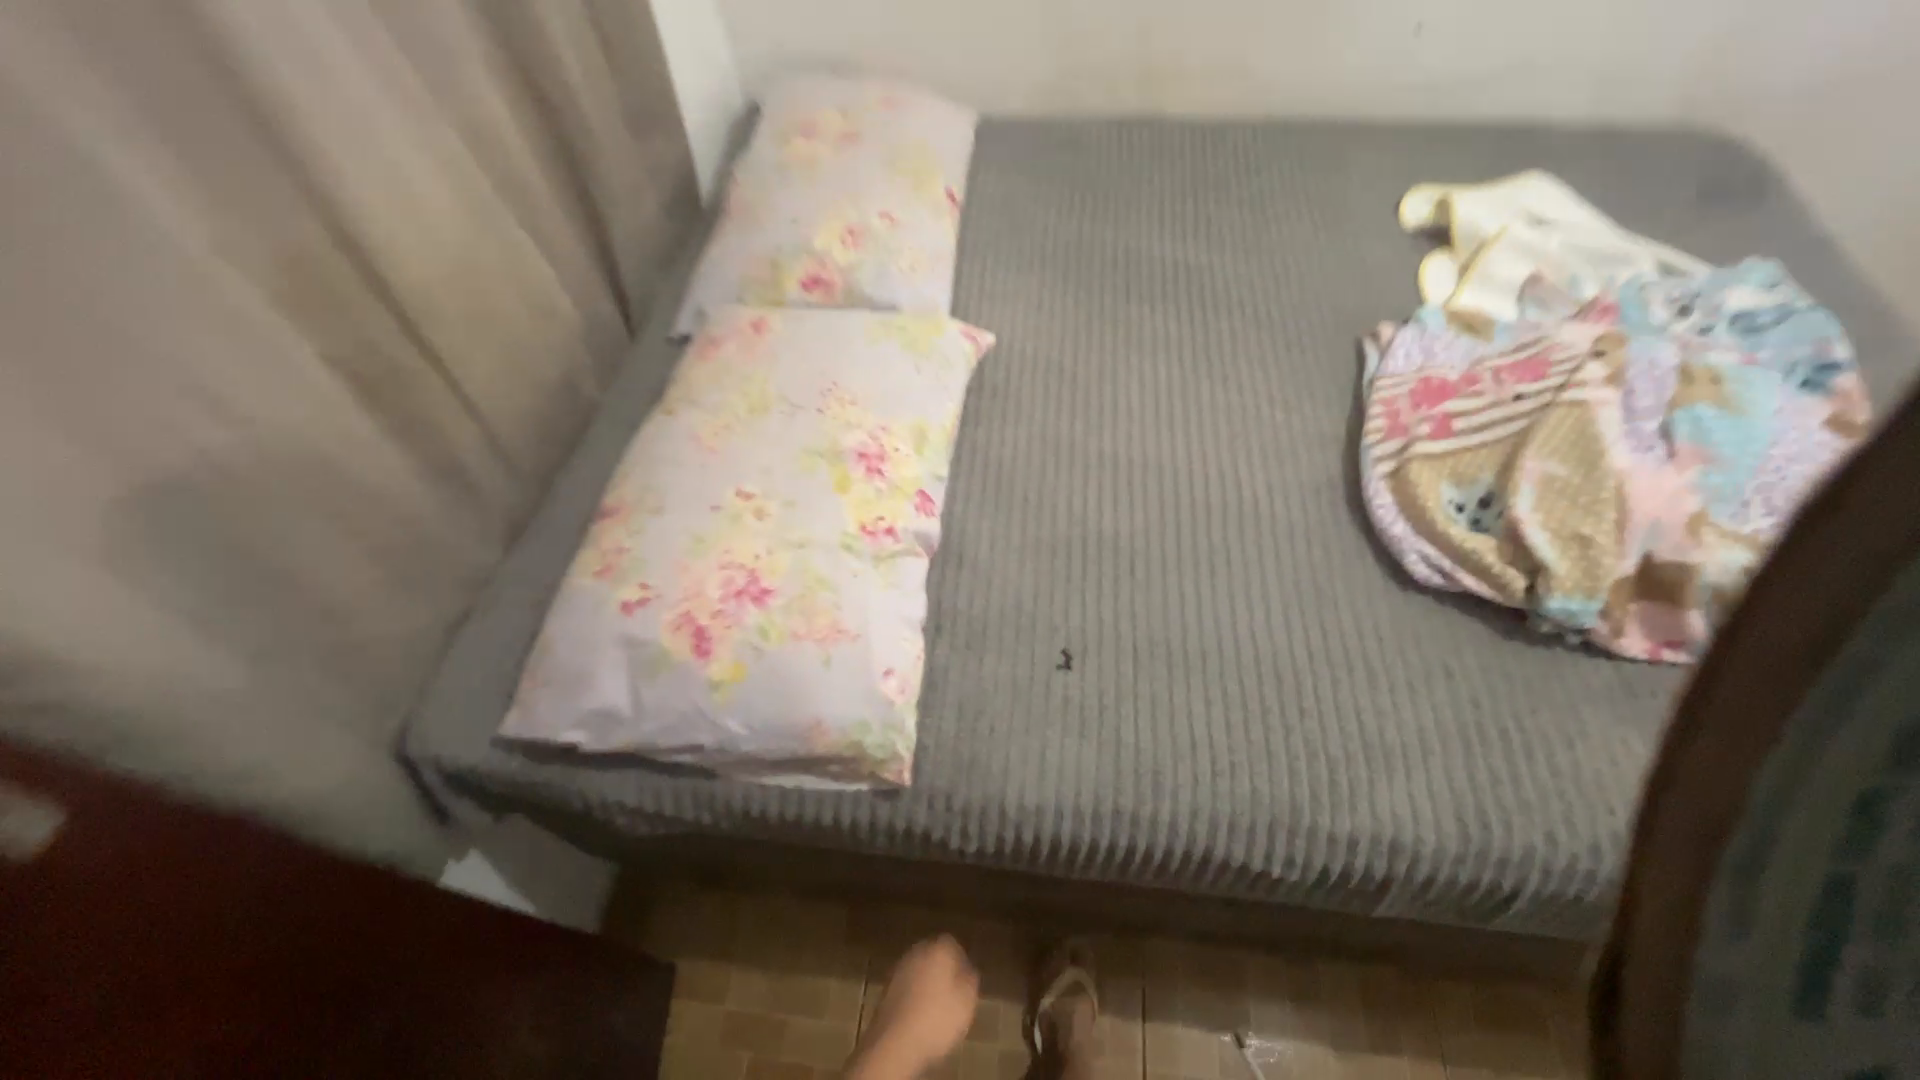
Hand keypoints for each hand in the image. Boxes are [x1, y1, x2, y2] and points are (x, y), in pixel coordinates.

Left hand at [846, 935, 979, 1078]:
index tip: (966, 981)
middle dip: (942, 970)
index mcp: (938, 949)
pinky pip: (906, 988)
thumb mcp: (967, 1002)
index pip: (952, 944)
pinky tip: (918, 1017)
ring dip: (926, 984)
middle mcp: (916, 952)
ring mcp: (897, 970)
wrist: (895, 1044)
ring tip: (936, 1009)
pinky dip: (913, 997)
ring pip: (918, 971)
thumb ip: (970, 980)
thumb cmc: (938, 1019)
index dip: (961, 962)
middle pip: (933, 955)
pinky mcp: (884, 990)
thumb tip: (967, 970)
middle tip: (952, 994)